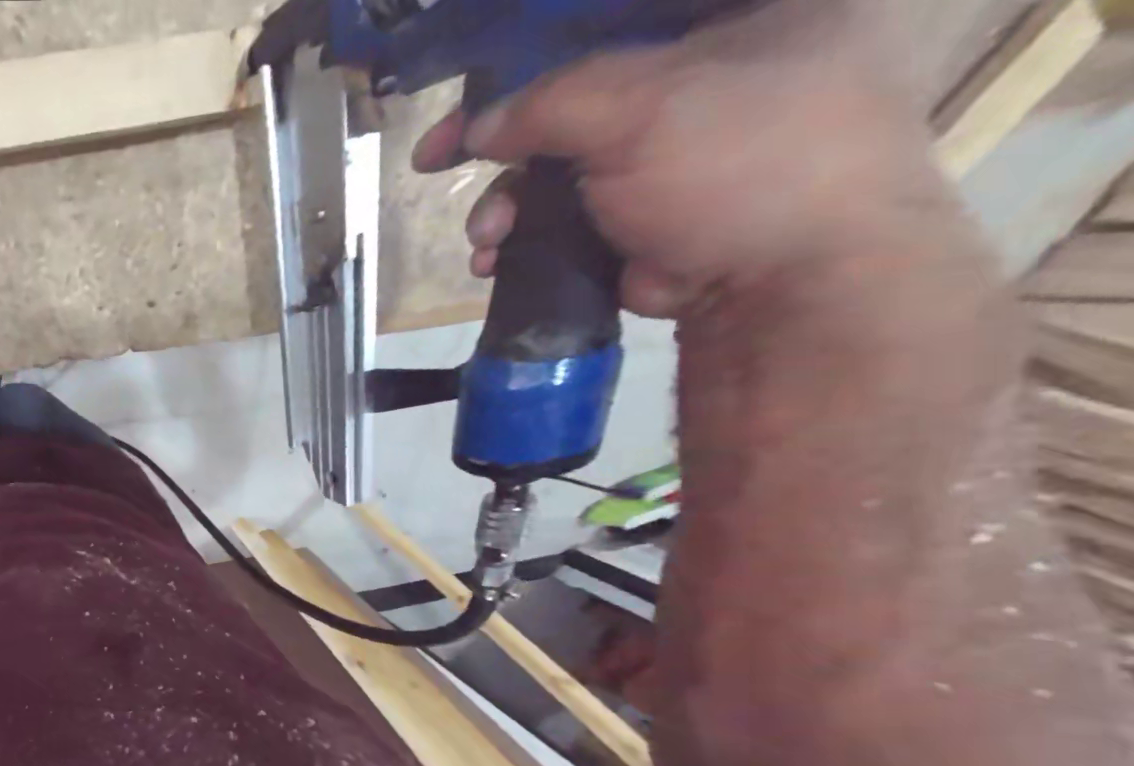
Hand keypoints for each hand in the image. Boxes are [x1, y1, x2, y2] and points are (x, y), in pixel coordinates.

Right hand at [412, 0, 966, 318]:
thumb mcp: (637, 107)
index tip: (473, 72)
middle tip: (435, 157)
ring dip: (505, 201)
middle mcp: (701, 72)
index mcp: (737, 8)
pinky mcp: (640, 216)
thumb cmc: (737, 162)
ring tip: (485, 238)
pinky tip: (494, 260)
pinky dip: (522, 238)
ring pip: (558, 161)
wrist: (782, 285)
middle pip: (571, 88)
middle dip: (499, 134)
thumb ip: (547, 101)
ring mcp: (668, 151)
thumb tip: (478, 126)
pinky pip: (561, 215)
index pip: (609, 7)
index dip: (533, 36)